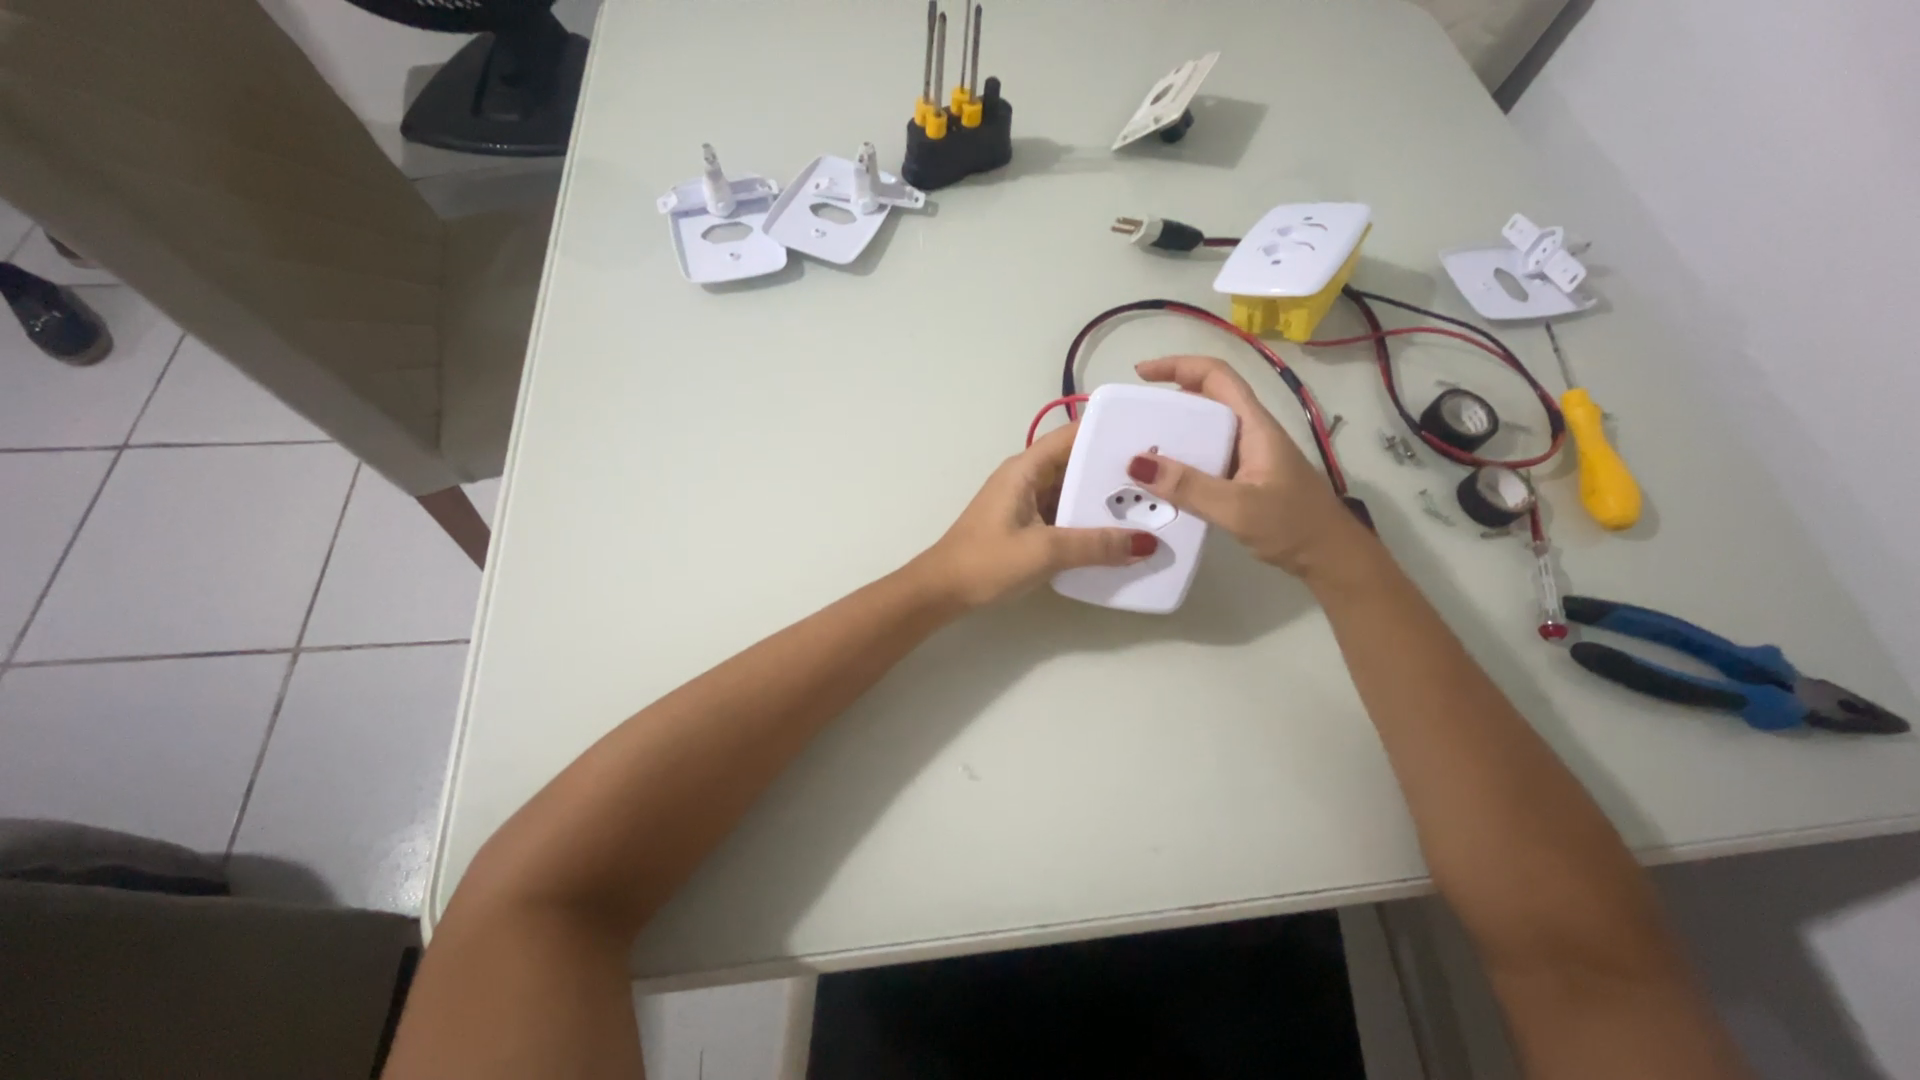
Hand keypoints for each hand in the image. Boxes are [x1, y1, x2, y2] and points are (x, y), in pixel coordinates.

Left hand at [916, 422, 1157, 608]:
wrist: (942, 592)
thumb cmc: (986, 562)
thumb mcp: (1046, 551)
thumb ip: (1096, 545)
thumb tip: (1146, 543)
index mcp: (1025, 469)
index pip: (1073, 436)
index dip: (1110, 433)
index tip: (1149, 435)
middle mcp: (1027, 478)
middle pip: (1077, 464)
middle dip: (1115, 470)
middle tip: (1161, 476)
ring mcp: (1026, 502)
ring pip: (1072, 491)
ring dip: (1103, 499)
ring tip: (1150, 504)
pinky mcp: (1027, 526)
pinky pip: (1065, 514)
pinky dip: (1088, 520)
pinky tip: (1118, 534)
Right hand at [1125, 355, 1362, 577]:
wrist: (1331, 557)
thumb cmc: (1292, 525)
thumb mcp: (1237, 507)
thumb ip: (1188, 486)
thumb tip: (1136, 463)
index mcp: (1254, 425)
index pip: (1216, 376)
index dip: (1178, 365)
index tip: (1141, 374)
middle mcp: (1250, 433)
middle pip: (1205, 400)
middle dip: (1166, 403)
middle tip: (1130, 423)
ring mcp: (1248, 457)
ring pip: (1203, 433)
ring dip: (1171, 437)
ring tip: (1136, 453)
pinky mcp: (1244, 480)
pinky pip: (1205, 461)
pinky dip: (1181, 465)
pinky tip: (1161, 485)